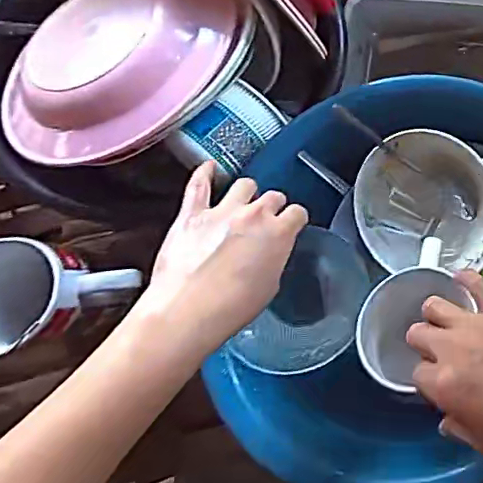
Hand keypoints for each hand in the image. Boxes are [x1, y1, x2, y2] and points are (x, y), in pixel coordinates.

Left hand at [130, 163, 307, 351]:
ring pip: (244, 184)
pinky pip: (199, 184)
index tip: (291, 224)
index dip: (294, 220)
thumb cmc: (228, 308)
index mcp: (279, 232)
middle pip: (273, 196)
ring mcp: (221, 211)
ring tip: (244, 200)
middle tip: (267, 219)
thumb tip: (270, 252)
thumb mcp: (270, 286)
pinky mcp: (191, 215)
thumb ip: (275, 258)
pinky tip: (209, 167)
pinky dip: (205, 173)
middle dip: (273, 206)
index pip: (297, 213)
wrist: (185, 314)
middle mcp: (254, 215)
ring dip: (247, 192)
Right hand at [406, 272, 482, 459]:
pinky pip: (476, 283)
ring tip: (445, 323)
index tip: (440, 387)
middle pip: (418, 334)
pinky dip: (466, 280)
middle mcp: (452, 348)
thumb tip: (448, 418)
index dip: (427, 382)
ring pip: (435, 305)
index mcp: (444, 384)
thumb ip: (459, 428)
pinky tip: (460, 280)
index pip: (416, 375)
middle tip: (440, 355)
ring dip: (435, 315)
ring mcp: (475, 323)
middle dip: (424, 345)